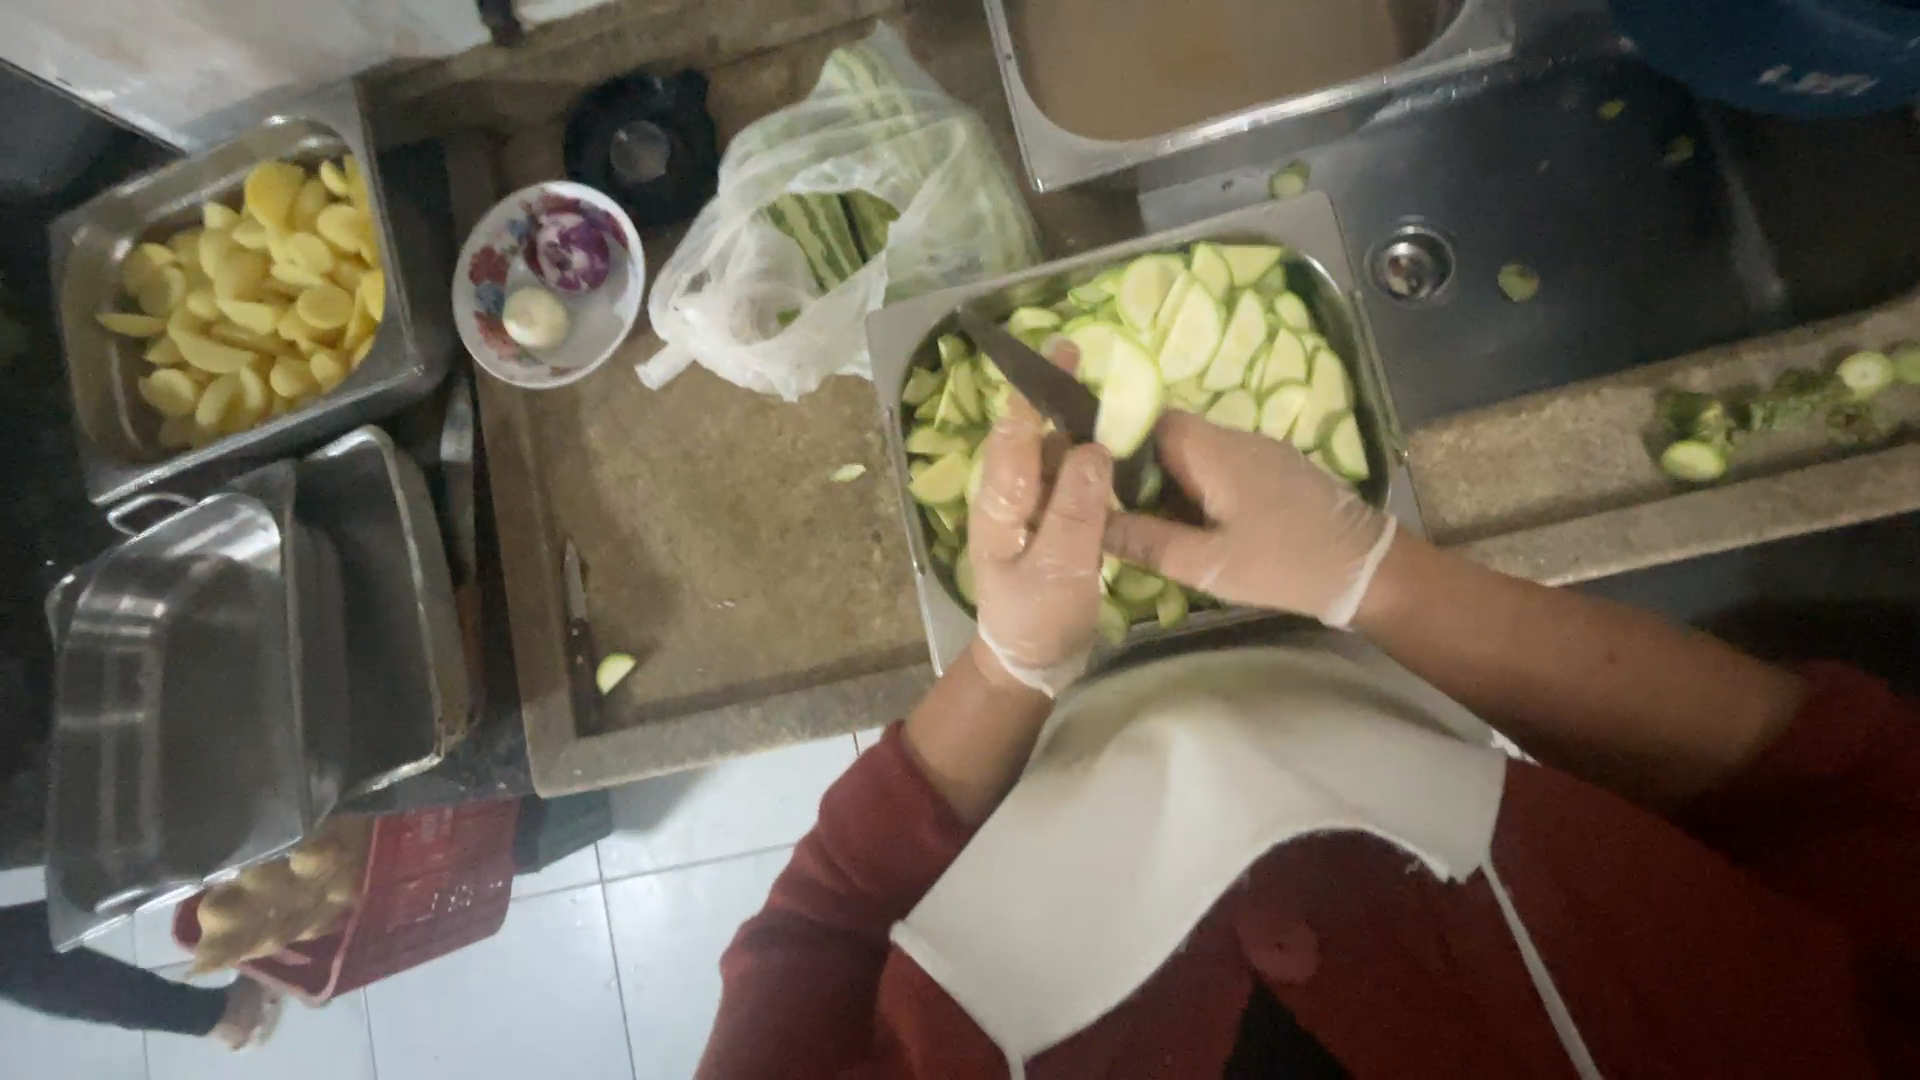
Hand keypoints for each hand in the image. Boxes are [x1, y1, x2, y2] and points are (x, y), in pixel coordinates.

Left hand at [970, 386, 1112, 696]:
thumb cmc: (1036, 619)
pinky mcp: (1049, 525)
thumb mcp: (1057, 570)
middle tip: (1102, 370)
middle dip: (1060, 400)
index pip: (1013, 435)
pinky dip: (1089, 463)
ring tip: (1116, 402)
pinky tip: (1115, 453)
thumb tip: (1096, 448)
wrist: (1030, 662)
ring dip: (1078, 429)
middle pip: (1033, 438)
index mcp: (999, 504)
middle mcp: (1009, 498)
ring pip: (1053, 458)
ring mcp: (1029, 511)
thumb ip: (1075, 511)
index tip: (1060, 350)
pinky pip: (1068, 483)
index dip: (1033, 391)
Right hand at [1102, 410, 1394, 626]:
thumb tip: (1093, 525)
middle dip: (1142, 470)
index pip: (1151, 422)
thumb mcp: (1207, 564)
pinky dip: (1199, 489)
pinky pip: (1220, 466)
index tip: (1099, 481)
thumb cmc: (1283, 564)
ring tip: (1156, 523)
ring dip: (1171, 482)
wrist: (1369, 571)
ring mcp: (1259, 451)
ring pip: (1195, 454)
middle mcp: (1235, 438)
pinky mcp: (1274, 470)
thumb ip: (1146, 541)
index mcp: (1213, 451)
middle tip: (1124, 513)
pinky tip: (1199, 525)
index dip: (1120, 444)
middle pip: (1171, 437)